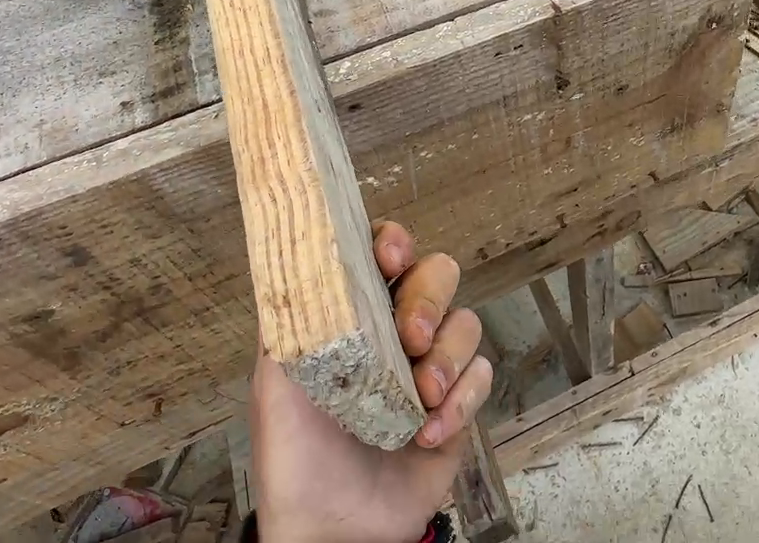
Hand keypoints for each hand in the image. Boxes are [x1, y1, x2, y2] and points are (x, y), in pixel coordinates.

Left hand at [250, 222, 493, 542]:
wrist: (332, 532)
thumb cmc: (296, 458)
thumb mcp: (276, 385)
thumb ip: (290, 322)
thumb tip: (299, 262)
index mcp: (358, 316)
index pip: (386, 255)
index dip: (394, 244)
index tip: (389, 258)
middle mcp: (400, 330)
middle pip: (440, 274)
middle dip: (430, 299)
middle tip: (411, 338)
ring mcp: (433, 365)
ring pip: (467, 323)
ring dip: (448, 357)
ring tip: (424, 400)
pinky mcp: (461, 403)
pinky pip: (482, 375)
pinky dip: (462, 401)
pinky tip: (430, 434)